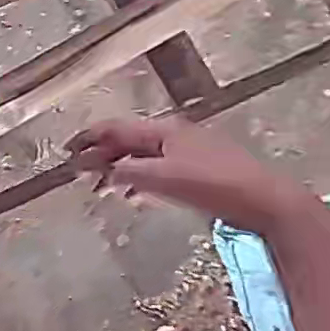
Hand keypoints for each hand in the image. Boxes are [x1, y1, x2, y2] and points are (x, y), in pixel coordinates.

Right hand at [65, 118, 319, 233]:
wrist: (264, 201)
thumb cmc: (211, 185)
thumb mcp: (161, 178)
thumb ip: (126, 172)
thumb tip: (101, 171)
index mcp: (163, 130)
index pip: (114, 129)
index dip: (87, 139)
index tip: (66, 151)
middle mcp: (173, 135)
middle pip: (126, 141)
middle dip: (99, 155)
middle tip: (78, 172)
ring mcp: (186, 151)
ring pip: (139, 156)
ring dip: (116, 169)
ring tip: (98, 187)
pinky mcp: (196, 169)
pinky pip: (154, 168)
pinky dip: (135, 178)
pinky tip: (130, 193)